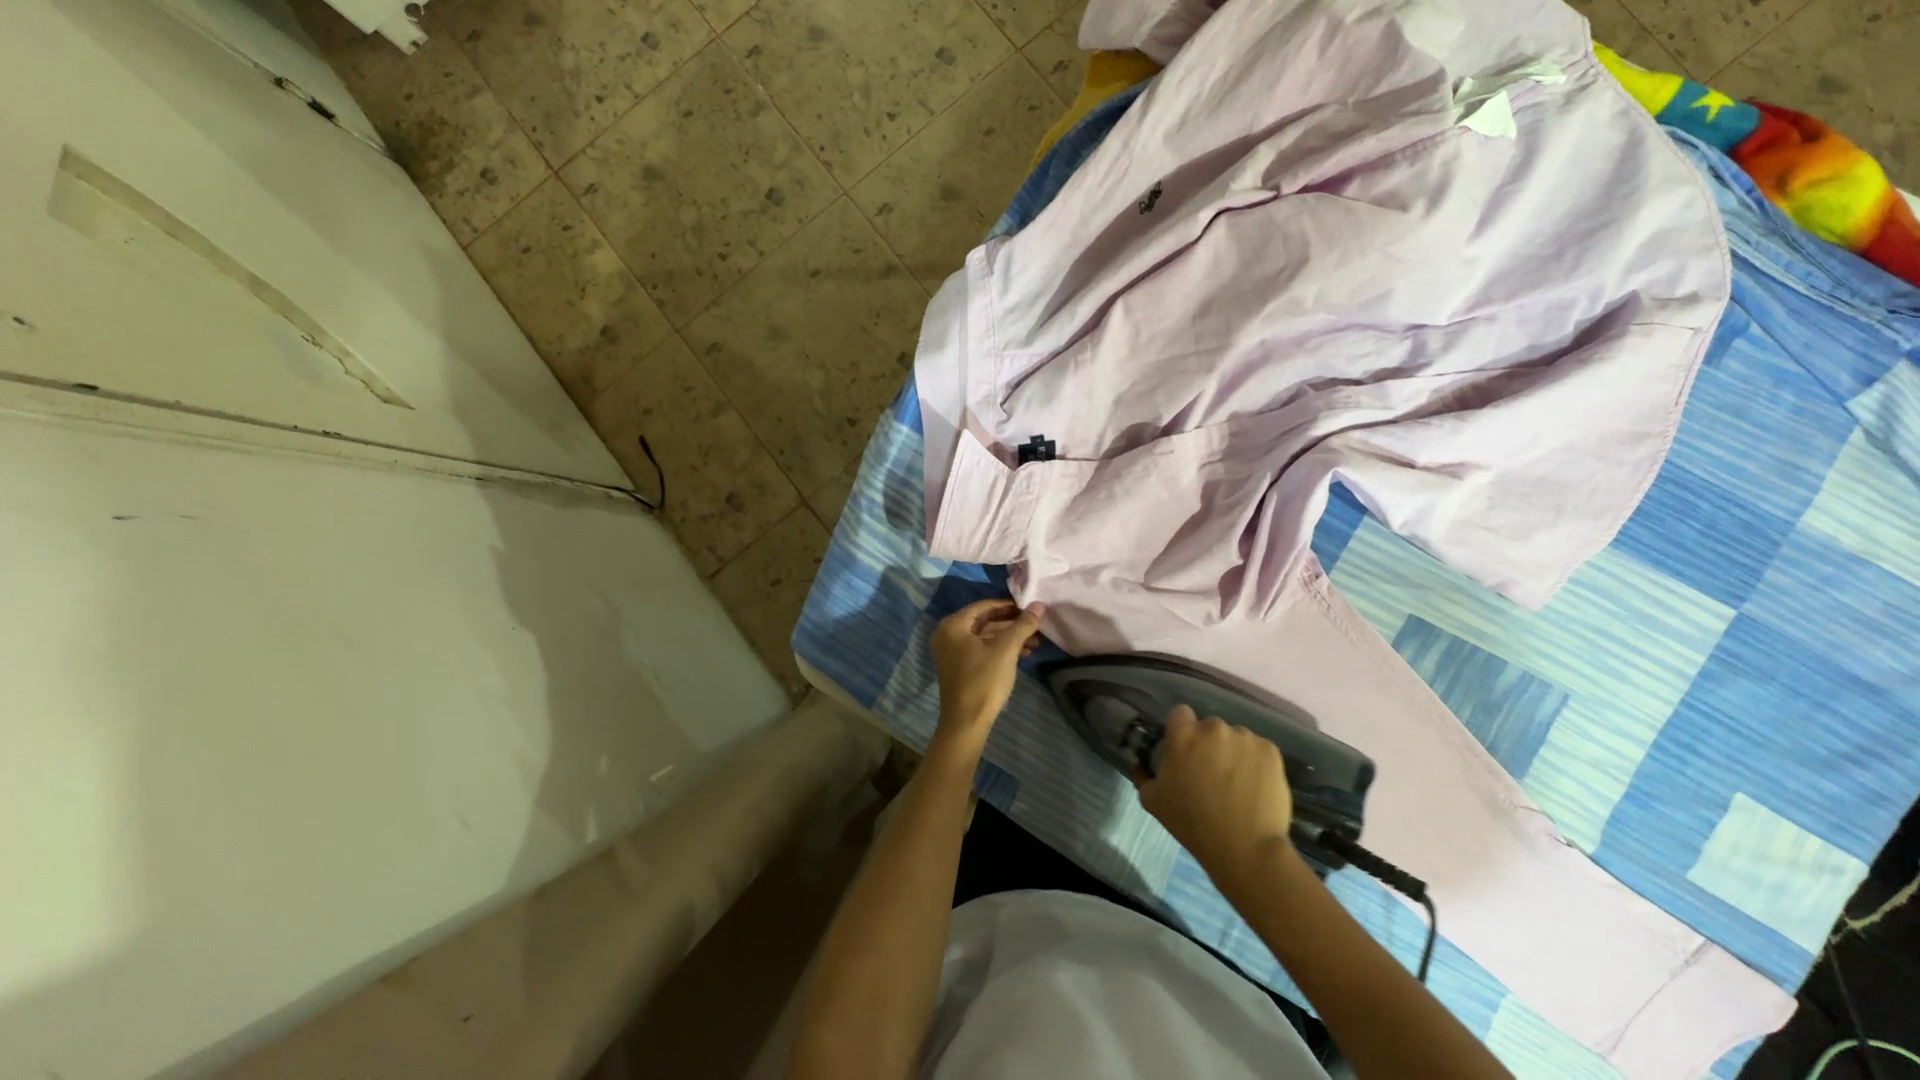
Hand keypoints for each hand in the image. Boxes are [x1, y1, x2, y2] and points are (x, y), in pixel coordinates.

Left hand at [930, 598, 1045, 749]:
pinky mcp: (960, 667)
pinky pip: (982, 650)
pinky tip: (1024, 653)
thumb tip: (1039, 605)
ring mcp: (952, 652)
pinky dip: (1001, 649)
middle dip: (1012, 623)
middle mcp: (948, 635)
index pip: (984, 606)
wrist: (967, 722)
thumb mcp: (1006, 649)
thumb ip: (1023, 625)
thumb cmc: (984, 680)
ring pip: (985, 637)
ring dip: (1010, 637)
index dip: (1009, 605)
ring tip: (1036, 640)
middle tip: (1036, 624)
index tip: (1031, 607)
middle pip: (984, 621)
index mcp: (953, 626)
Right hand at [1134, 706, 1299, 883]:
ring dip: (1234, 753)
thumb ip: (1143, 776)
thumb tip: (1139, 764)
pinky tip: (1255, 787)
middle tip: (1212, 774)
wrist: (1243, 846)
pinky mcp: (1270, 750)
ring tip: (1238, 784)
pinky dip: (1256, 764)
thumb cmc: (1191, 823)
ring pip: (1237, 739)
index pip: (1181, 714)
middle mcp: (1214, 728)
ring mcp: (1245, 737)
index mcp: (1183, 735)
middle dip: (1210, 745)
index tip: (1186, 751)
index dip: (1182, 731)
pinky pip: (1259, 751)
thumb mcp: (1153, 801)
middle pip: (1210, 728)